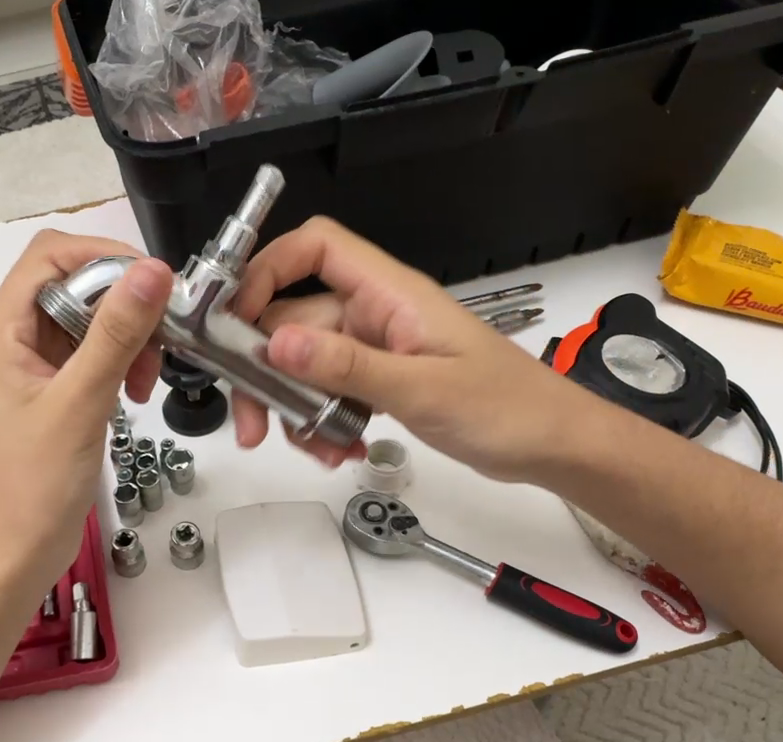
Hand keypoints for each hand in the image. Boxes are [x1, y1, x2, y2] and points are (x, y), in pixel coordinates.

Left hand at [0, 230, 173, 588]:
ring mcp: (29, 370)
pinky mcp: (48, 396)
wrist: (16, 553)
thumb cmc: (35, 487)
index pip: (48, 257)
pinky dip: (117, 365)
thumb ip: (116, 335)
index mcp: (1, 332)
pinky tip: (135, 394)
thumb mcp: (80, 403)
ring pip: (84, 323)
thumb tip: (151, 272)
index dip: (102, 257)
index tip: (153, 282)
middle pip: (70, 287)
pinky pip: (86, 359)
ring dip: (125, 339)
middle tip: (161, 338)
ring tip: (148, 380)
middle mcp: (10, 341)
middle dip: (121, 305)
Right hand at [231, 216, 596, 480]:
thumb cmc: (503, 406)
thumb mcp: (421, 388)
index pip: (314, 249)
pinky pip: (328, 393)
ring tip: (313, 448)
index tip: (233, 322)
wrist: (549, 443)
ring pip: (304, 366)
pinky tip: (339, 450)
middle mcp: (373, 313)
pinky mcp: (378, 382)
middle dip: (265, 371)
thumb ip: (346, 367)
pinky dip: (321, 423)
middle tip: (252, 424)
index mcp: (388, 293)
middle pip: (292, 319)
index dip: (266, 271)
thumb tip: (274, 345)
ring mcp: (374, 349)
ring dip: (294, 408)